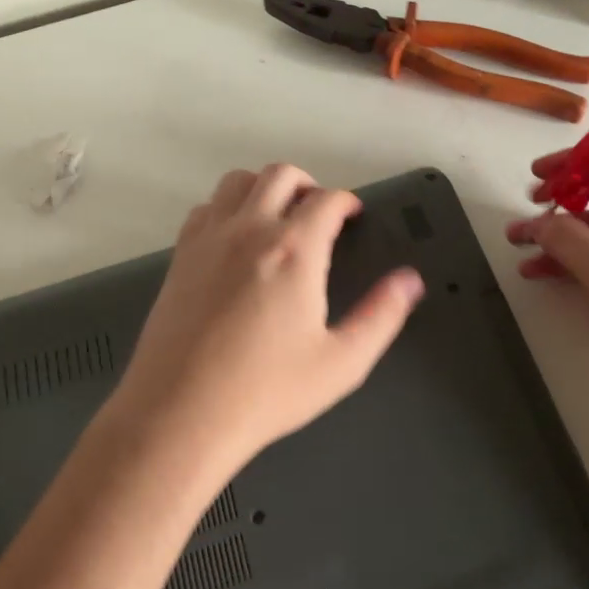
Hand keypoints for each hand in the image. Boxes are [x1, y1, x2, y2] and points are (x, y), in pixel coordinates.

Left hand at [111, 164, 424, 467]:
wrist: (180, 414)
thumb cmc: (265, 392)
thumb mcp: (341, 362)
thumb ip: (381, 315)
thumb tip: (409, 282)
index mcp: (294, 251)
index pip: (328, 200)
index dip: (347, 202)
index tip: (353, 216)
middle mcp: (250, 231)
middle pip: (281, 175)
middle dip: (308, 184)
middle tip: (319, 212)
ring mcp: (209, 240)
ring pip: (237, 181)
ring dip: (264, 187)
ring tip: (277, 215)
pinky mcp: (180, 257)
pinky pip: (205, 208)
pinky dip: (226, 208)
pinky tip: (233, 237)